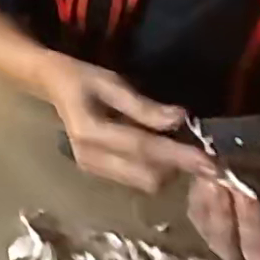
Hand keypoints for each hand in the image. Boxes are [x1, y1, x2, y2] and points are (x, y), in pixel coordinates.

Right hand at [39, 55, 214, 192]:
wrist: (49, 84)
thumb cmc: (78, 77)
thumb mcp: (107, 81)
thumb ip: (142, 104)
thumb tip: (181, 118)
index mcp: (89, 132)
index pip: (142, 148)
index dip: (178, 155)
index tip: (210, 161)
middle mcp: (89, 157)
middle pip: (147, 176)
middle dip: (175, 166)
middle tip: (197, 148)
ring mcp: (91, 169)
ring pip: (144, 183)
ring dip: (167, 169)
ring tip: (177, 146)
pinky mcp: (97, 173)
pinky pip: (135, 179)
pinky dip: (154, 169)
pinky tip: (158, 150)